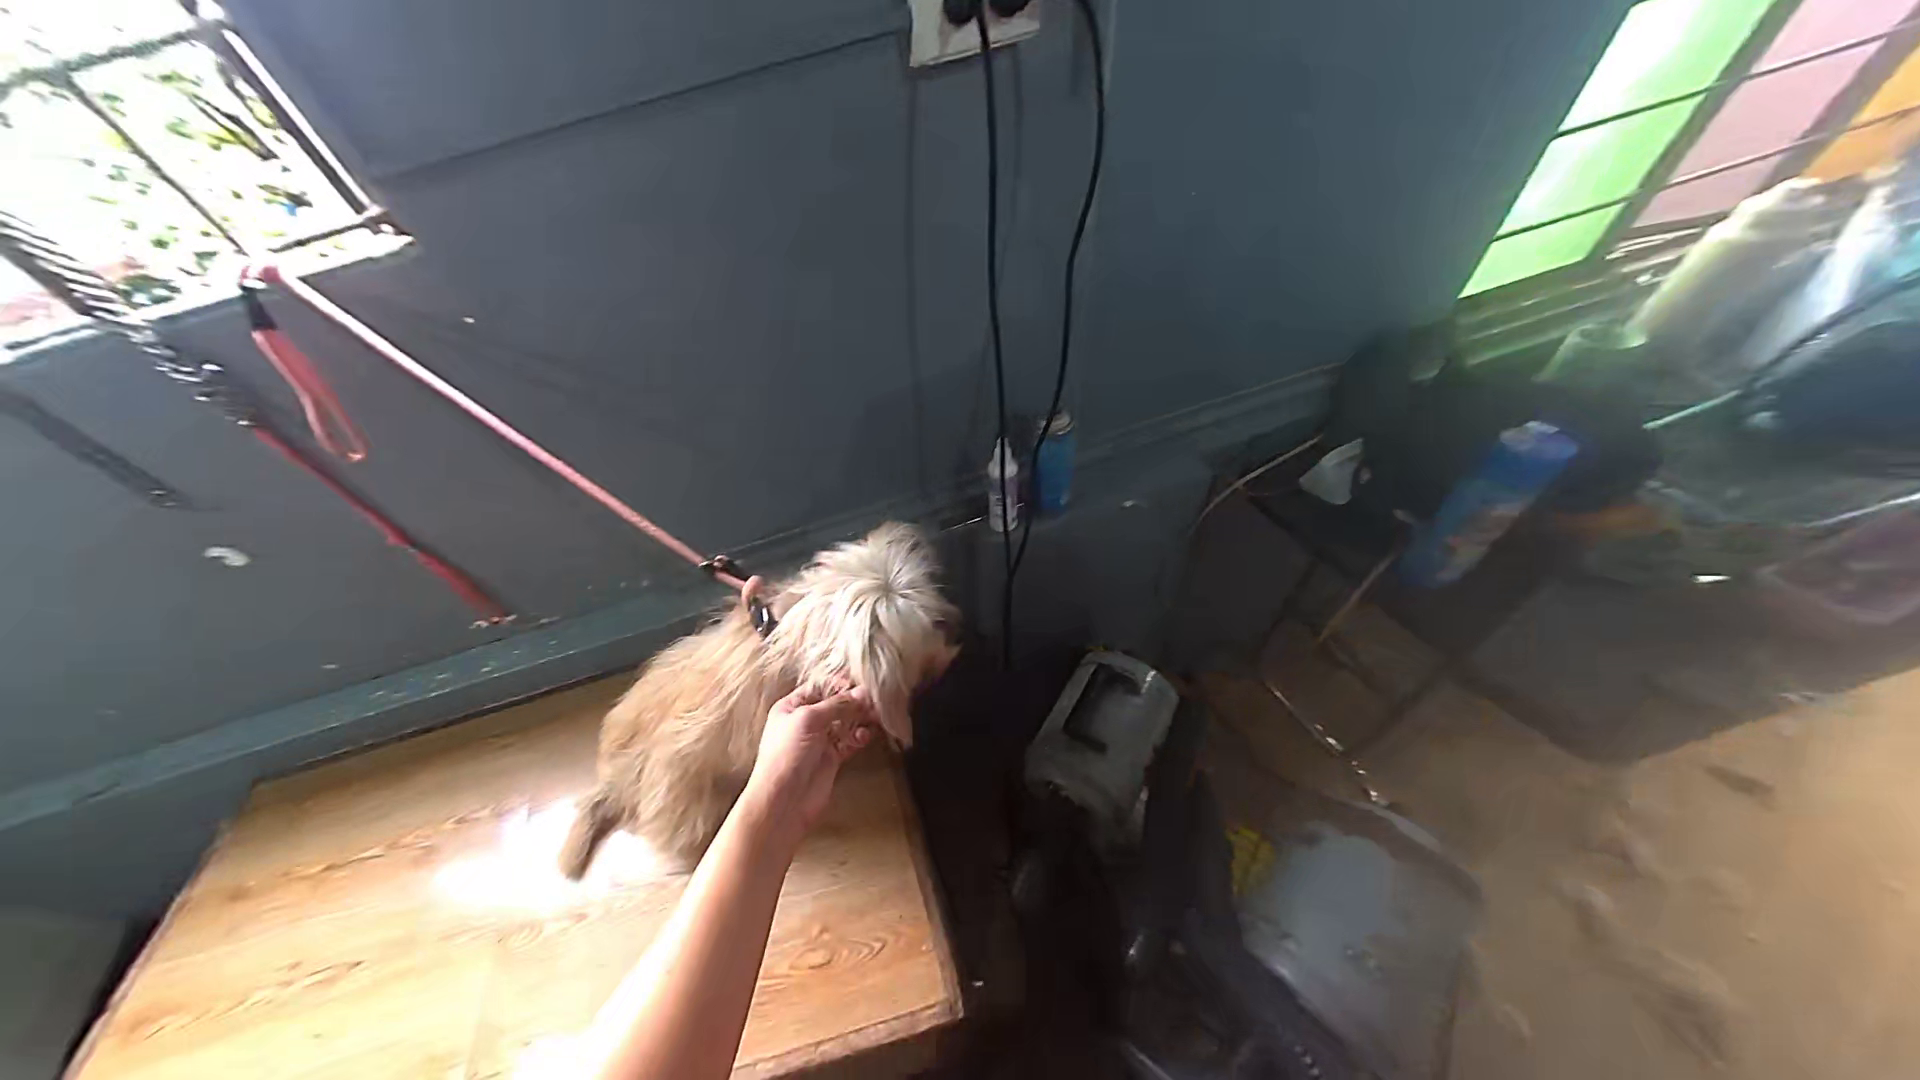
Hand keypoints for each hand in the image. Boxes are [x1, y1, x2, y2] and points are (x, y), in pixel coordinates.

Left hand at [746, 685, 877, 834]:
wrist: (783, 800)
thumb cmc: (785, 756)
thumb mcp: (808, 719)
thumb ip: (837, 704)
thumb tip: (862, 692)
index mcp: (791, 707)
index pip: (818, 687)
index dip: (838, 684)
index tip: (858, 682)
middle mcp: (805, 722)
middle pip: (835, 704)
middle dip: (854, 701)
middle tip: (873, 699)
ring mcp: (819, 740)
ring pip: (845, 722)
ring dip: (860, 718)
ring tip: (874, 715)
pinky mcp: (832, 758)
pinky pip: (850, 741)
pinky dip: (859, 736)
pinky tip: (864, 736)